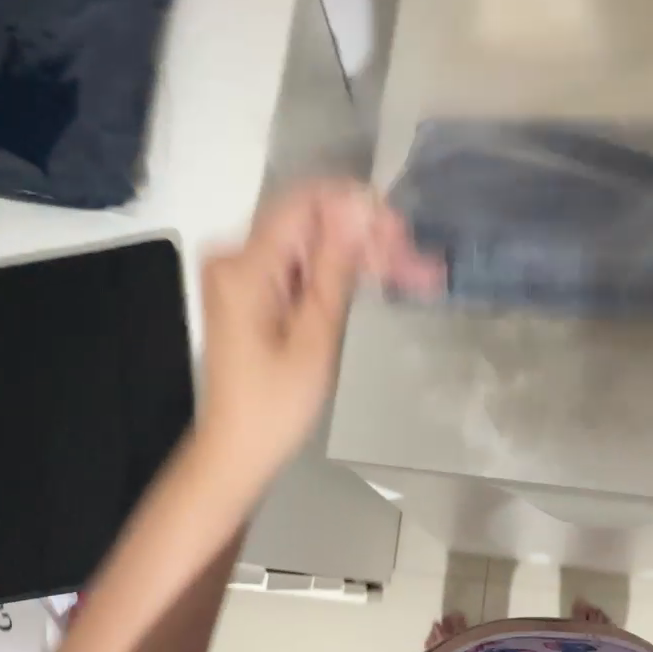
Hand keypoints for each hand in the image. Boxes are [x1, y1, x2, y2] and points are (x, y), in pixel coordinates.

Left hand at [197, 180, 442, 487]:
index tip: (402, 233)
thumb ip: (336, 268)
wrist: (236, 448)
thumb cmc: (275, 406)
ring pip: (310, 244)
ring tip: (410, 275)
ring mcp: (238, 274)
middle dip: (366, 237)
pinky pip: (297, 266)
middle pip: (310, 223)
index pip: (306, 203)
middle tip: (418, 265)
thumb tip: (360, 209)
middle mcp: (234, 257)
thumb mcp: (314, 337)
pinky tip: (374, 282)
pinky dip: (334, 274)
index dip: (358, 208)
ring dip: (357, 256)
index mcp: (244, 266)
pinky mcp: (248, 291)